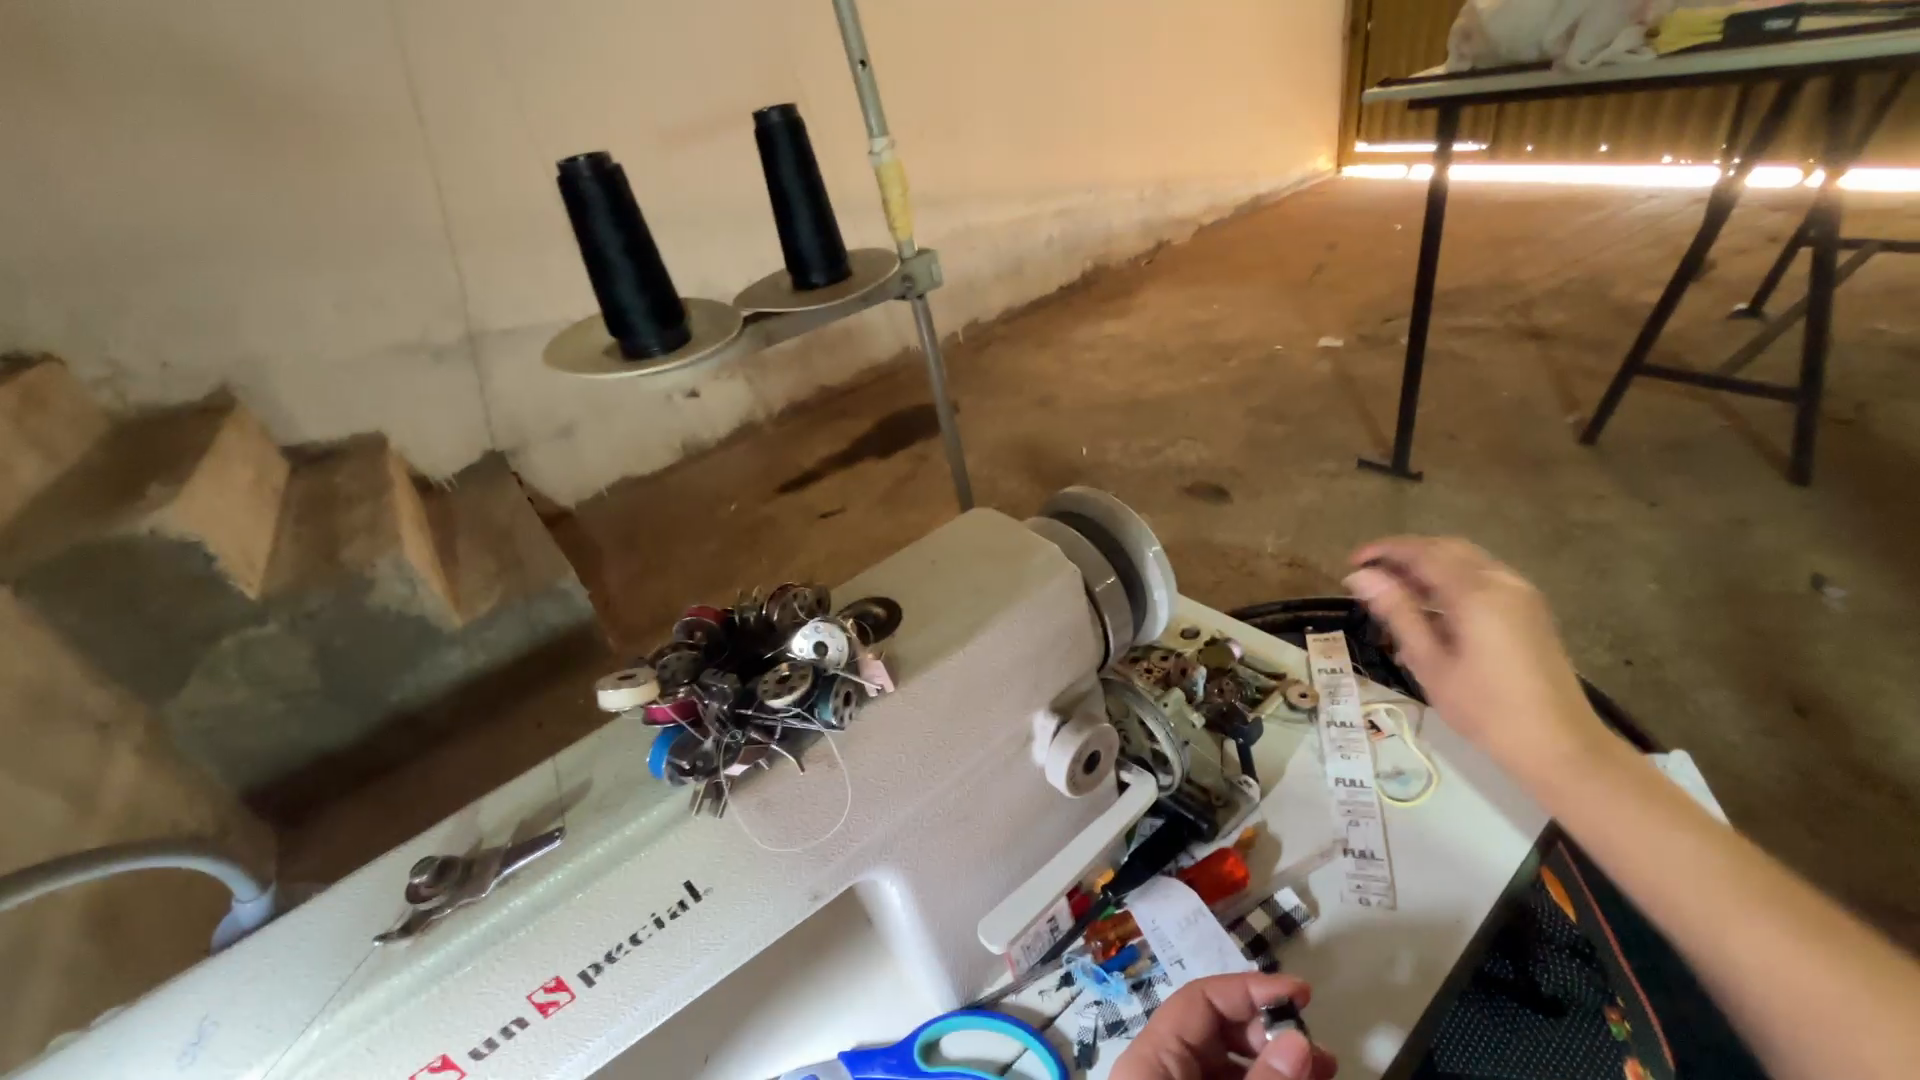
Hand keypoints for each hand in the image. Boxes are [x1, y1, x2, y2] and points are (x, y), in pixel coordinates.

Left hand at [1110, 973, 1335, 1079]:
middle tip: (1320, 1055)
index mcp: (1149, 1061)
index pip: (1199, 999)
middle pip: (1216, 1032)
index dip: (1251, 989)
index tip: (1301, 994)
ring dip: (1274, 1067)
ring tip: (1324, 1073)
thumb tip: (1298, 1040)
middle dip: (1270, 1035)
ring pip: (1227, 1068)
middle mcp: (1157, 1072)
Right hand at [1344, 537, 1608, 777]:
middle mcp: (1502, 581)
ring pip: (1468, 560)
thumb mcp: (1430, 663)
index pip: (1422, 553)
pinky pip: (1484, 577)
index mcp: (1476, 592)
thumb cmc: (1485, 708)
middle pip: (1447, 548)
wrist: (1558, 743)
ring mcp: (1521, 594)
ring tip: (1396, 589)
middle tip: (1371, 573)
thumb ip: (1397, 613)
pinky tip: (1433, 606)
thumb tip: (1361, 577)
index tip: (1353, 561)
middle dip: (1406, 554)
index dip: (1384, 551)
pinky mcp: (1530, 610)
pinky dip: (1453, 579)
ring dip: (1429, 565)